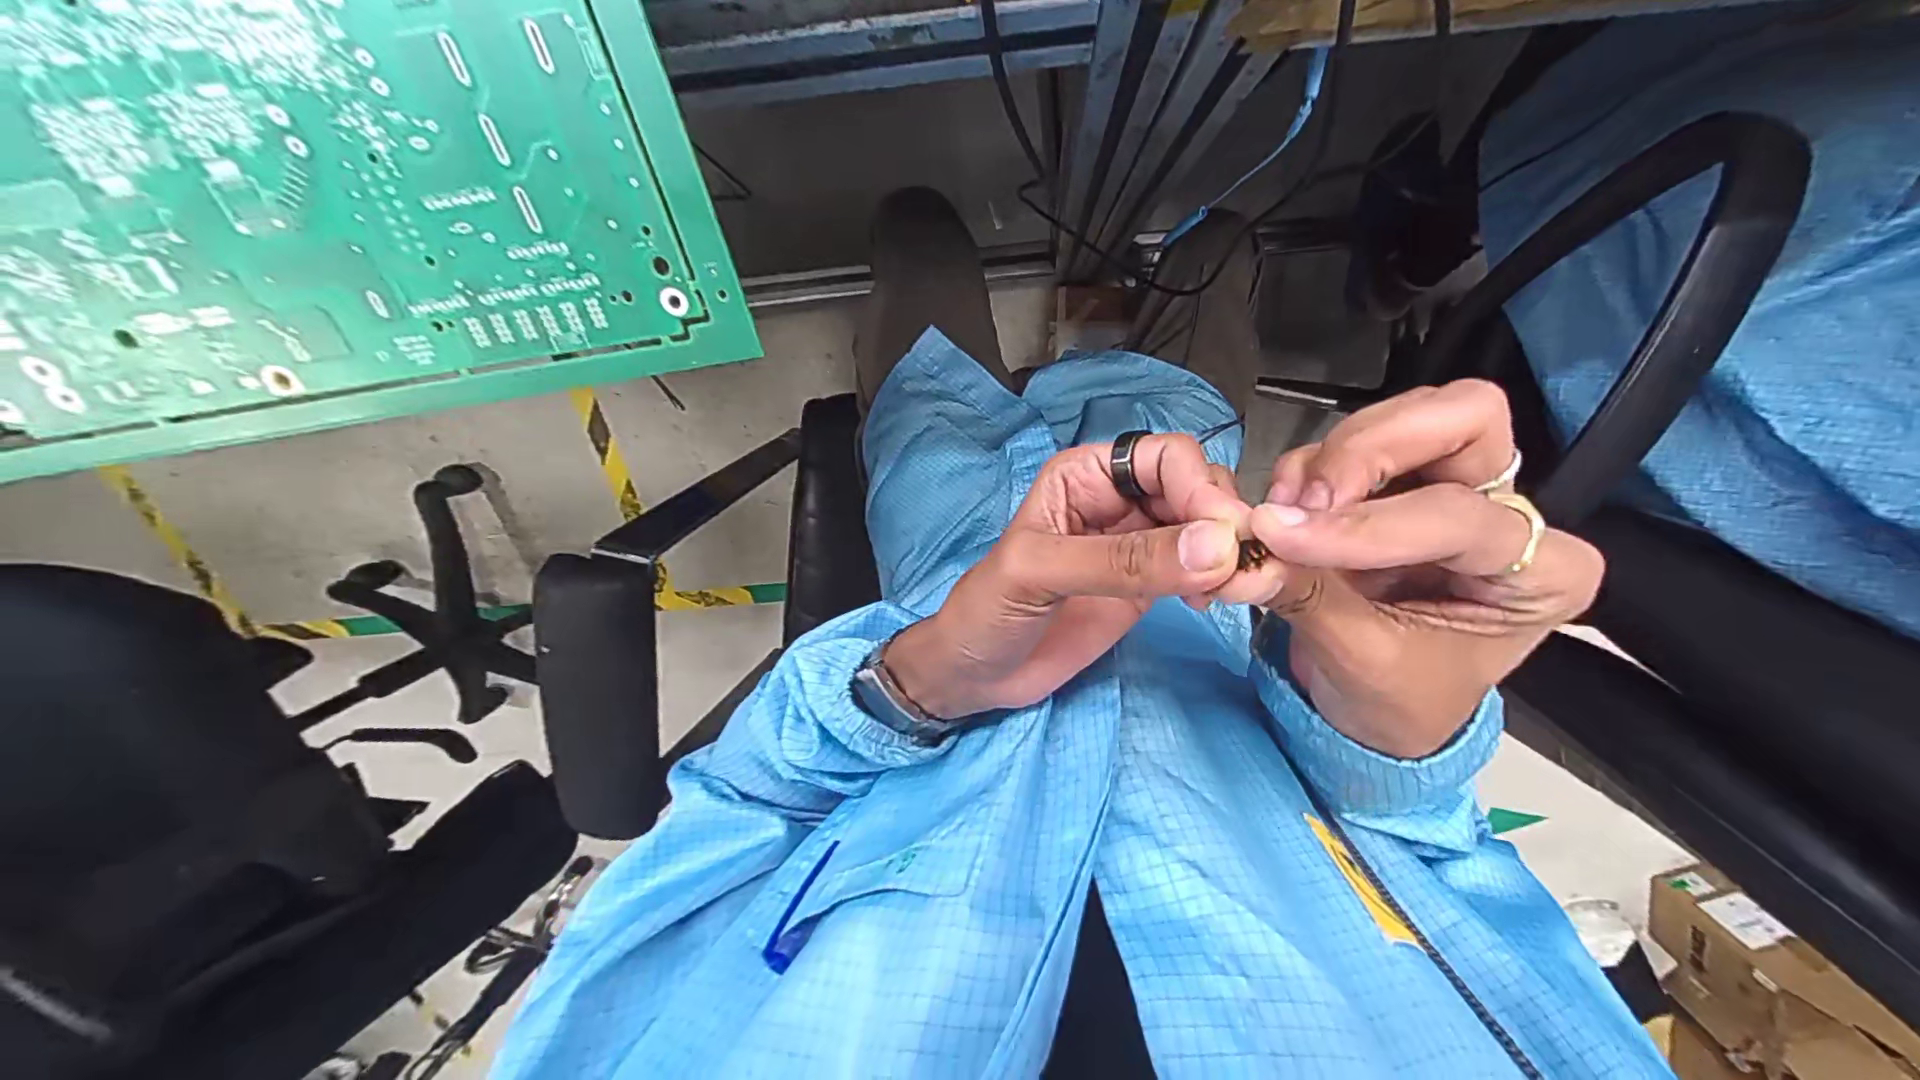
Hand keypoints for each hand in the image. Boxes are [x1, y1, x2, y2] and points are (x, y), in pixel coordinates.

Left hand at [883, 433, 1251, 718]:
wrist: (977, 673)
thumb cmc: (987, 610)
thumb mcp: (1038, 573)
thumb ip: (1118, 560)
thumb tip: (1213, 546)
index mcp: (1085, 476)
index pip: (1165, 457)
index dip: (1199, 486)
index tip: (1223, 534)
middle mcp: (1119, 500)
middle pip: (1197, 487)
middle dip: (1224, 520)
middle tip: (1232, 569)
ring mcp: (1139, 543)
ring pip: (1208, 527)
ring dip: (1232, 552)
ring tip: (1226, 590)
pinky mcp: (1151, 584)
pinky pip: (1203, 567)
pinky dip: (1222, 578)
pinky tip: (1210, 601)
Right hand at [1239, 380, 1605, 757]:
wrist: (1373, 710)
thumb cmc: (1393, 699)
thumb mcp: (1359, 659)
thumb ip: (1310, 594)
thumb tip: (1253, 537)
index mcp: (1538, 572)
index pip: (1457, 515)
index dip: (1365, 525)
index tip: (1281, 538)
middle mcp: (1506, 513)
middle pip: (1462, 420)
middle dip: (1369, 450)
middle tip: (1303, 501)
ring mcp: (1446, 490)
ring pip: (1402, 420)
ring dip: (1328, 461)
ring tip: (1283, 518)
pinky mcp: (1390, 487)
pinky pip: (1346, 445)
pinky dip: (1302, 471)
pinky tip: (1282, 516)